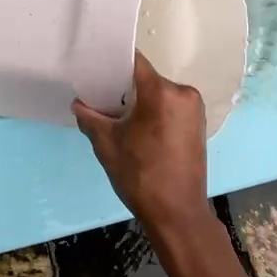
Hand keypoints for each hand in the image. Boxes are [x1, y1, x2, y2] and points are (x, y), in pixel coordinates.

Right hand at [72, 51, 209, 232]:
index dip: (113, 61)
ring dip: (140, 101)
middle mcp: (183, 94)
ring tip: (119, 116)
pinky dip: (154, 111)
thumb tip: (79, 104)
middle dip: (124, 86)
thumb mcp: (107, 145)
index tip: (95, 66)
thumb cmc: (141, 176)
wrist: (177, 215)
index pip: (135, 62)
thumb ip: (90, 117)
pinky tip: (138, 128)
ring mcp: (194, 110)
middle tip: (101, 96)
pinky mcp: (198, 125)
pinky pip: (170, 106)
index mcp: (162, 92)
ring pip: (158, 93)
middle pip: (146, 78)